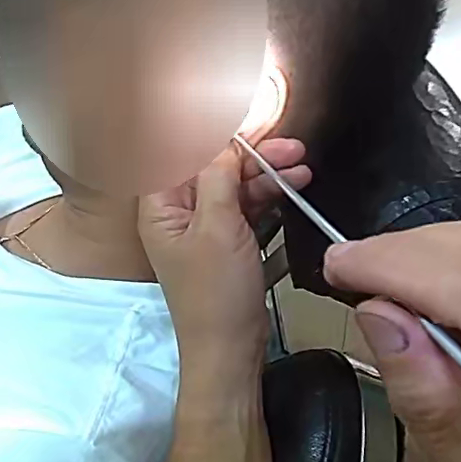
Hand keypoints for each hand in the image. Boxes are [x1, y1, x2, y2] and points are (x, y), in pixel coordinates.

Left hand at [139, 141, 304, 367]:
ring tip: (300, 165)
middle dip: (250, 153)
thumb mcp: (217, 228)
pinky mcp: (226, 242)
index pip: (181, 153)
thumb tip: (223, 136)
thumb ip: (218, 176)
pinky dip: (268, 197)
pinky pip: (245, 208)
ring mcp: (204, 227)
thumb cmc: (215, 295)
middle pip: (212, 166)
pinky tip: (292, 186)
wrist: (230, 348)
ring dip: (265, 174)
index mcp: (160, 206)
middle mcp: (178, 213)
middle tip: (286, 145)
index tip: (246, 114)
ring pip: (233, 185)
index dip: (213, 132)